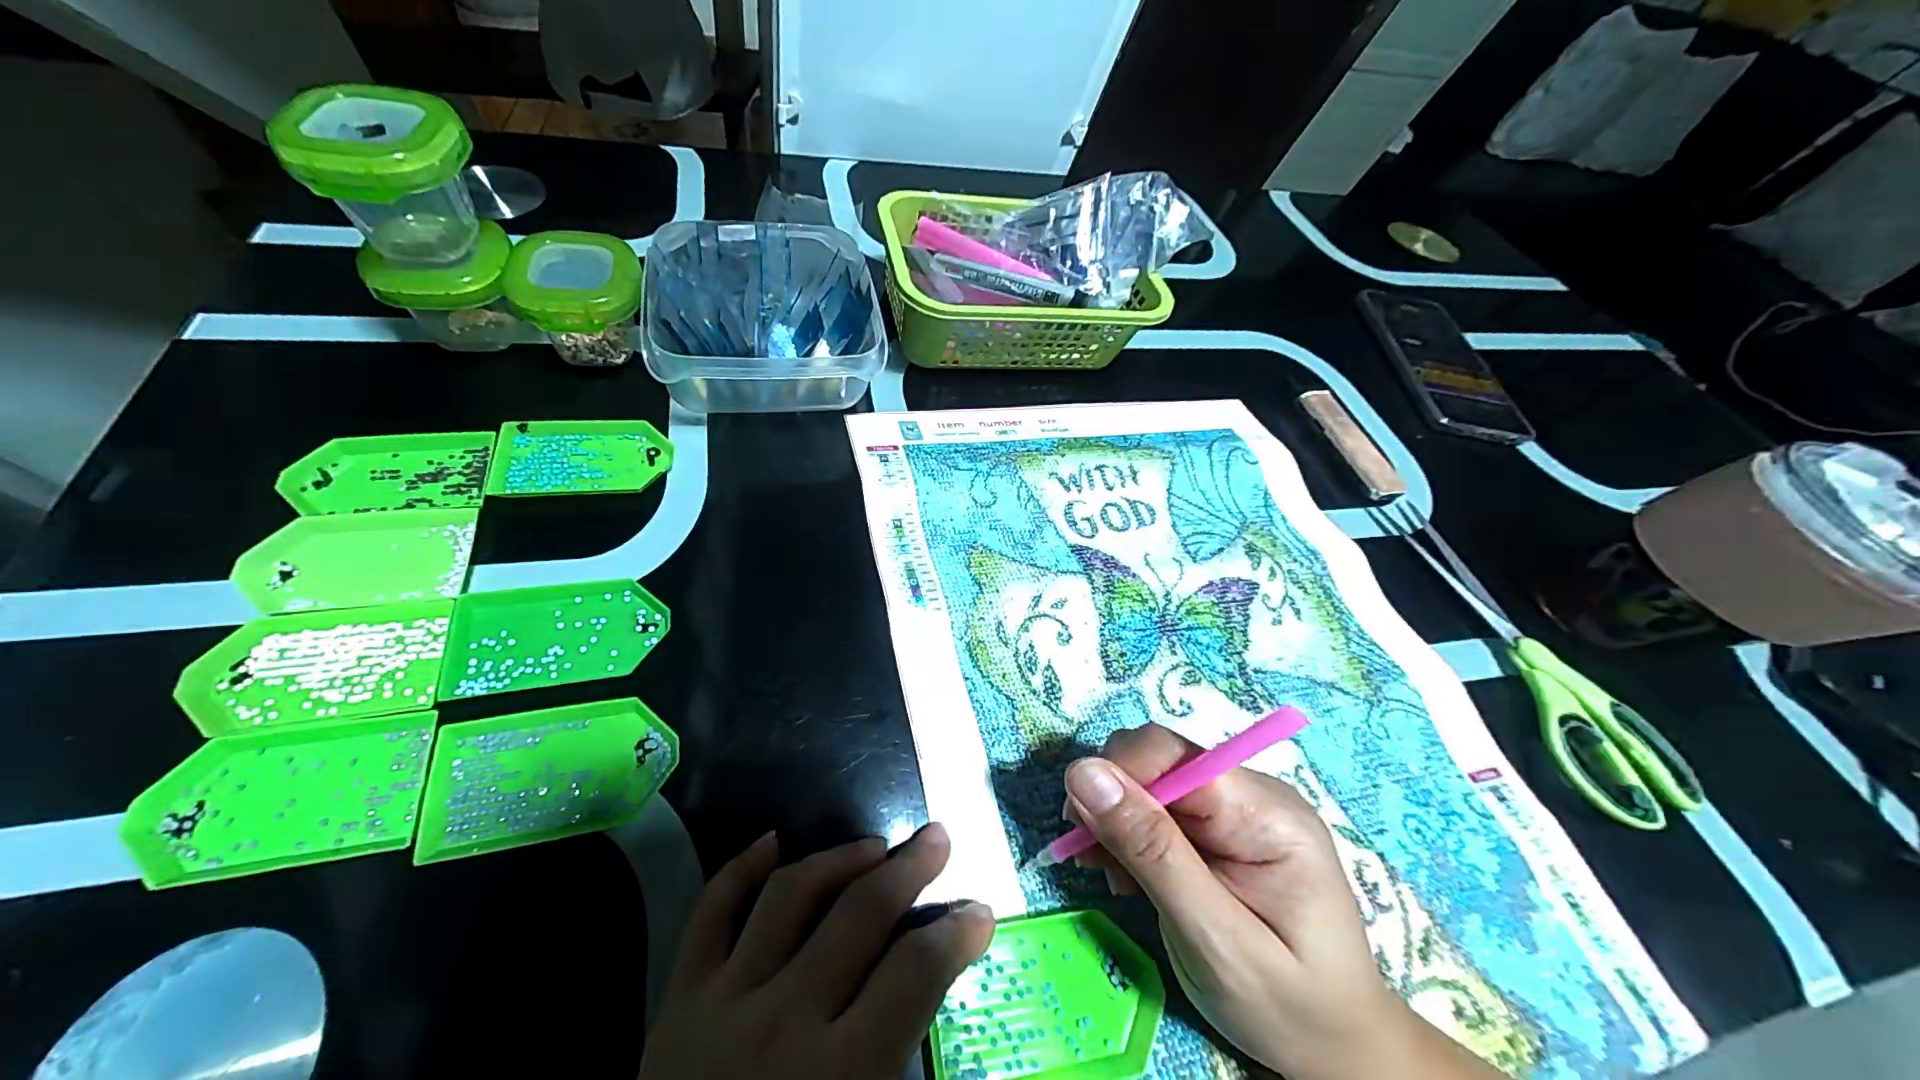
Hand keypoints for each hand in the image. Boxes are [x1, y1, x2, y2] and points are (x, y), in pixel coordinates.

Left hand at [639, 824, 994, 1079]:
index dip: (956, 934)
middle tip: (937, 837)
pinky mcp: (679, 1000)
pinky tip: (771, 841)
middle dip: (910, 868)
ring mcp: (726, 1001)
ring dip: (839, 859)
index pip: (915, 972)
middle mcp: (786, 1020)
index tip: (979, 914)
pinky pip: (710, 914)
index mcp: (842, 1072)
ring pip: (791, 896)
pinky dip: (740, 870)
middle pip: (861, 914)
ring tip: (874, 846)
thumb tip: (936, 1002)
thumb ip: (902, 1065)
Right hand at [1064, 724, 1502, 1079]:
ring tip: (1116, 878)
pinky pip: (1161, 810)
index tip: (1080, 829)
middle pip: (1158, 760)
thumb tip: (1083, 771)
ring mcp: (1239, 810)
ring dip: (1117, 823)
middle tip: (1097, 862)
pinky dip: (1131, 838)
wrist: (1338, 1051)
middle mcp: (1253, 793)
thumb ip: (1149, 849)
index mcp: (1266, 812)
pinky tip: (1129, 876)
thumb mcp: (1213, 937)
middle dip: (1113, 801)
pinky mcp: (1223, 830)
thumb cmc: (1287, 1005)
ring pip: (1151, 782)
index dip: (1117, 777)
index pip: (1173, 753)